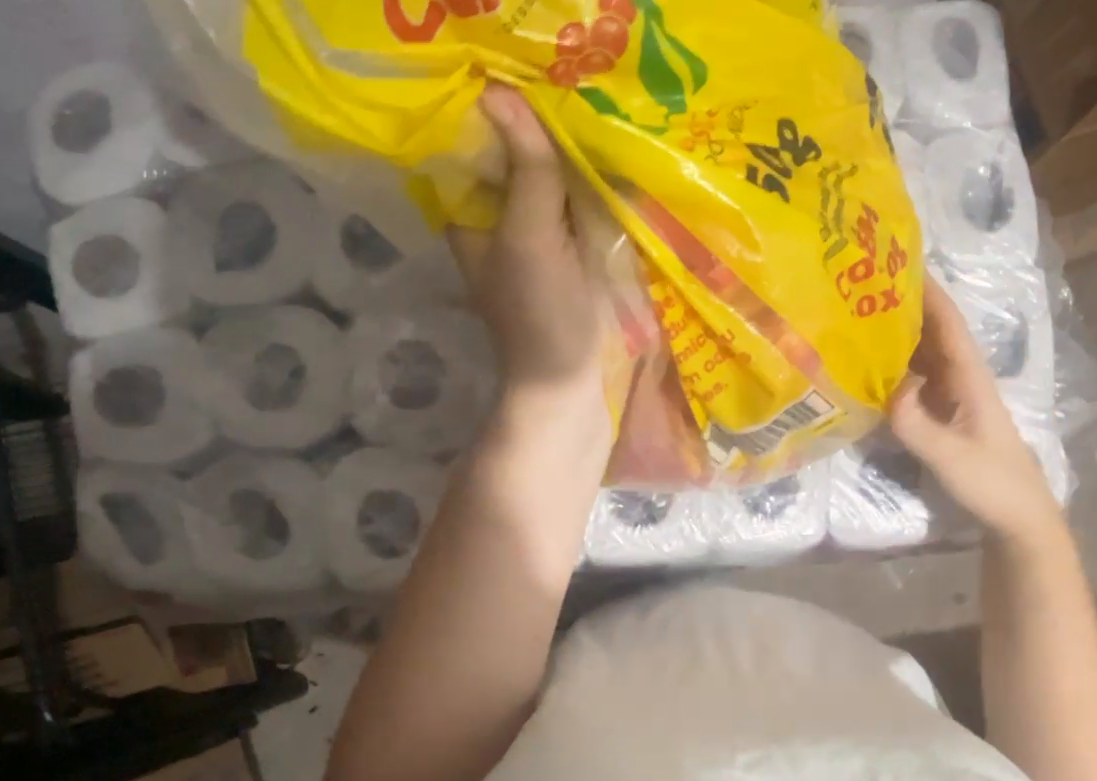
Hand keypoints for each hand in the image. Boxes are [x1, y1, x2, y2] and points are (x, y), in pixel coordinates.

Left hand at [447, 86, 608, 403]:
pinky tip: (622, 165)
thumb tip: (498, 90)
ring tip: (608, 113)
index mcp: (474, 213)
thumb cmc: (543, 316)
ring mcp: (543, 241)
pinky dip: (599, 190)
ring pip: (558, 182)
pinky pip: (584, 210)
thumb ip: (525, 169)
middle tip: (585, 89)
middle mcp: (504, 222)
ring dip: (580, 157)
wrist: (573, 391)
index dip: (507, 108)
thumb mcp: (530, 237)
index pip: (482, 140)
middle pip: (523, 157)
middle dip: (550, 129)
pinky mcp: (576, 260)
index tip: (538, 74)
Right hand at [889, 278, 1062, 542]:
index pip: (949, 325)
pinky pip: (918, 385)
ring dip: (898, 339)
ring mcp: (954, 401)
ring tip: (859, 320)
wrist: (1019, 517)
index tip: (900, 263)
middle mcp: (963, 381)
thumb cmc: (992, 484)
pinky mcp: (945, 420)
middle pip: (933, 335)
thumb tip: (887, 390)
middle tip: (864, 289)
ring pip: (924, 359)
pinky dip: (896, 373)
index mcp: (971, 380)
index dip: (928, 294)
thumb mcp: (951, 457)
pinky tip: (871, 372)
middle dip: (905, 309)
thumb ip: (917, 425)